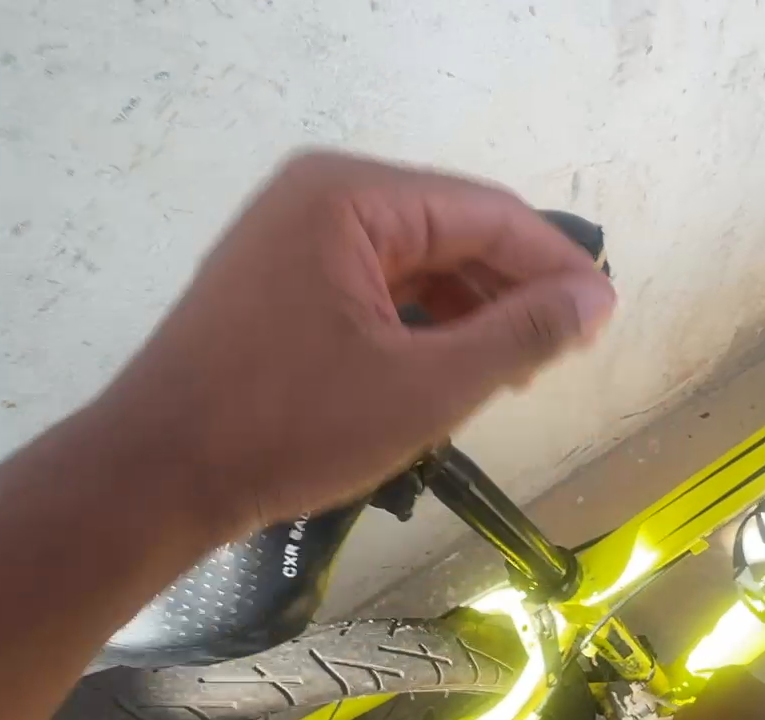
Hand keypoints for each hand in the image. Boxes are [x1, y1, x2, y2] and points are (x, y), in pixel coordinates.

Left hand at [95, 150, 616, 536]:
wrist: (161, 476)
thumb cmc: (293, 429)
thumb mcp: (427, 387)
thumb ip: (519, 335)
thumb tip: (594, 298)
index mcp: (354, 198)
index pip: (488, 214)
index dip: (555, 265)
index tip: (603, 316)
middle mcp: (322, 198)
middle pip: (452, 233)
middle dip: (512, 292)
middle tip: (559, 354)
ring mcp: (294, 241)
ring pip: (417, 266)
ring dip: (472, 314)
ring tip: (512, 372)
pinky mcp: (282, 285)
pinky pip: (378, 291)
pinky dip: (423, 327)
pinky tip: (449, 369)